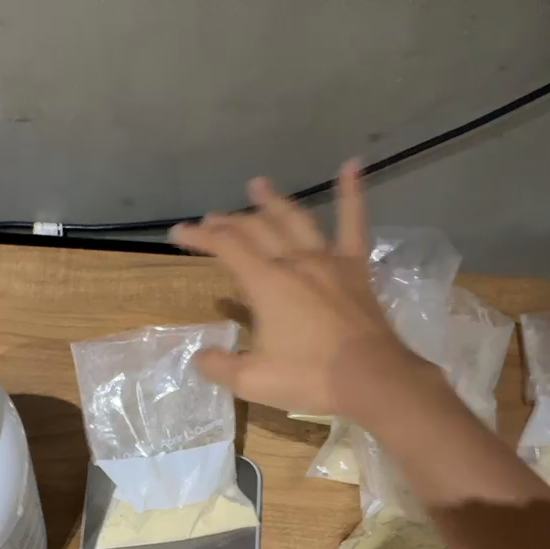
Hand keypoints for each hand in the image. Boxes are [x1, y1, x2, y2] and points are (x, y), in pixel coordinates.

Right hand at [171, 161, 438, 420]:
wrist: (371, 379)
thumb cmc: (309, 379)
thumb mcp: (251, 381)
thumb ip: (219, 365)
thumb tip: (200, 356)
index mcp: (267, 284)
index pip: (226, 249)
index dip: (199, 237)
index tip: (178, 232)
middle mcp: (295, 262)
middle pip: (256, 230)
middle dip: (228, 222)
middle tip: (210, 219)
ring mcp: (329, 261)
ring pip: (296, 220)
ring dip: (273, 201)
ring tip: (257, 185)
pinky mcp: (356, 269)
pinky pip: (354, 223)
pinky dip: (352, 193)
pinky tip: (352, 165)